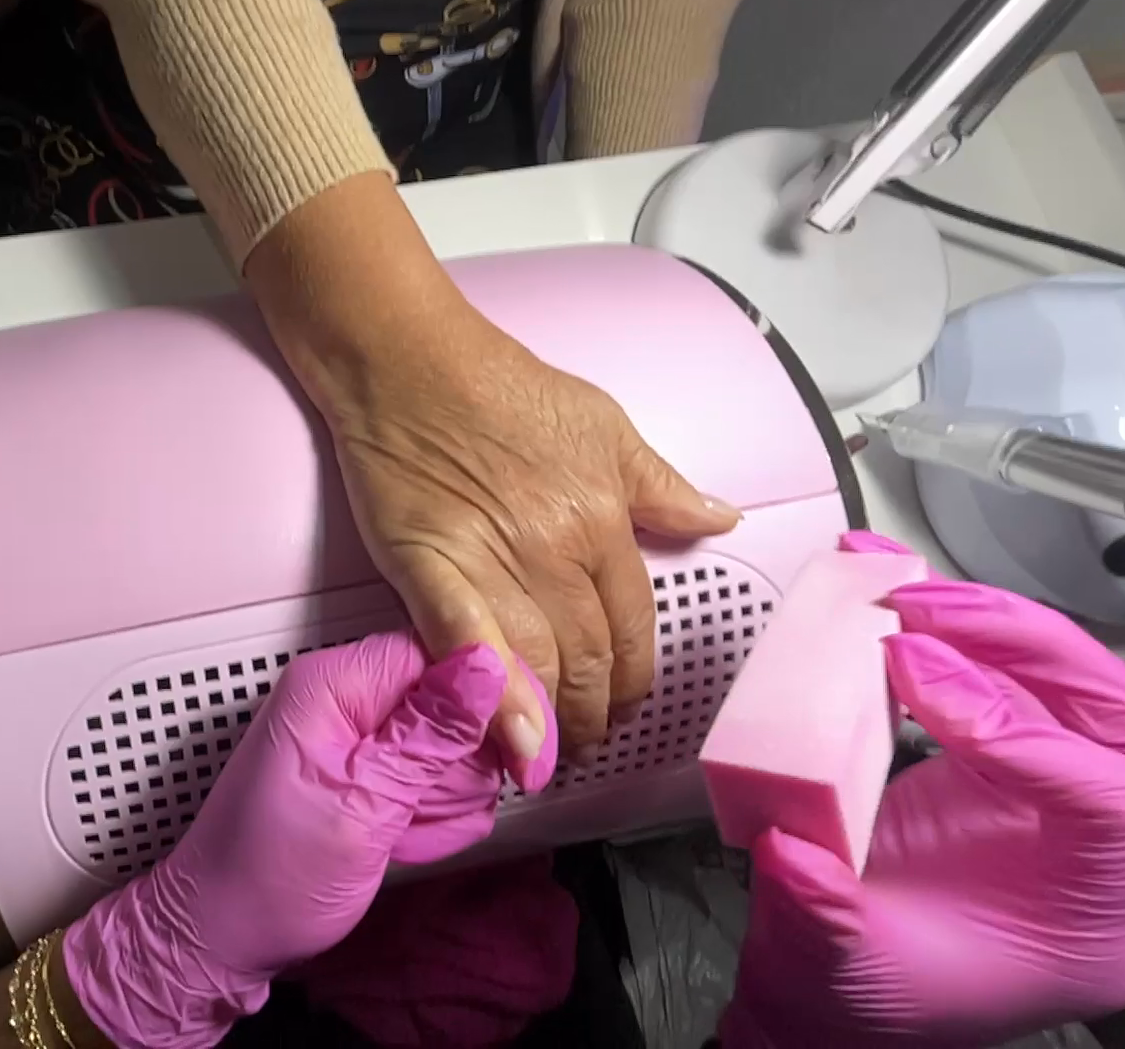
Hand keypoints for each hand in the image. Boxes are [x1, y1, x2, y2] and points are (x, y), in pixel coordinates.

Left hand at [62, 632, 540, 1045]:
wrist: (226, 931)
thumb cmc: (271, 875)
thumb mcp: (361, 807)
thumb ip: (428, 735)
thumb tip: (486, 665)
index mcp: (333, 683)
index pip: (440, 649)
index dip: (491, 699)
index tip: (519, 756)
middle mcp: (348, 694)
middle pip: (455, 698)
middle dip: (459, 766)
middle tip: (420, 813)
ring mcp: (361, 731)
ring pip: (454, 744)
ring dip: (443, 799)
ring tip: (397, 834)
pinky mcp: (371, 765)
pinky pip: (436, 776)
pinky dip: (431, 815)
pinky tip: (397, 840)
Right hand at [325, 305, 739, 777]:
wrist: (408, 362)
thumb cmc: (498, 384)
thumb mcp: (601, 422)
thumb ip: (657, 482)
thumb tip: (715, 518)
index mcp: (604, 517)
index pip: (631, 624)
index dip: (628, 679)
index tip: (617, 705)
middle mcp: (559, 548)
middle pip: (588, 657)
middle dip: (591, 715)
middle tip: (580, 744)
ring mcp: (494, 558)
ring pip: (539, 662)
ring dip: (551, 724)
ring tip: (545, 761)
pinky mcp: (429, 562)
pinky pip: (467, 637)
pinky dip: (491, 691)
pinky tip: (507, 742)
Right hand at [723, 551, 1124, 1047]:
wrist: (831, 994)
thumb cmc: (848, 992)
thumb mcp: (825, 960)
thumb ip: (812, 904)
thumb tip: (790, 840)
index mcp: (1075, 915)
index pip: (1115, 802)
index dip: (1013, 724)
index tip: (906, 669)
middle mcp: (1081, 854)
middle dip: (1030, 648)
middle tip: (926, 605)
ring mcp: (1039, 808)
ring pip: (1076, 699)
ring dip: (994, 631)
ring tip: (908, 593)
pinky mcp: (984, 777)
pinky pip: (999, 693)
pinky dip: (952, 643)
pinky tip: (898, 615)